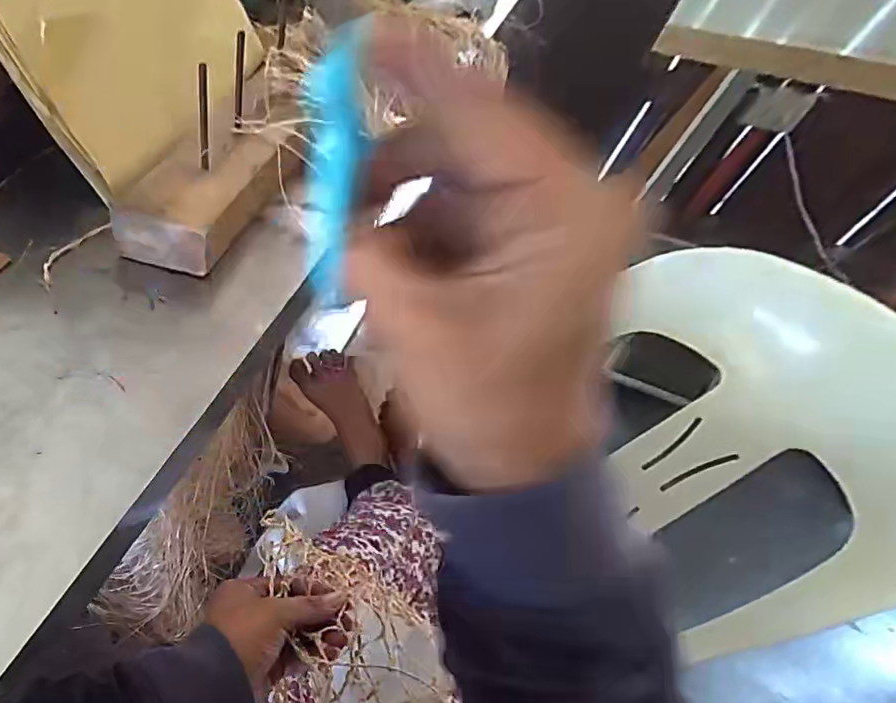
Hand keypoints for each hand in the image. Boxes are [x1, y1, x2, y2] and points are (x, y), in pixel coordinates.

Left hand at [204, 578, 344, 702]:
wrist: (218, 684)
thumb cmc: (243, 635)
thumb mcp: (276, 613)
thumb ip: (310, 605)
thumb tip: (341, 596)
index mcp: (245, 591)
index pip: (287, 585)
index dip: (314, 591)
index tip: (340, 601)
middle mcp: (251, 613)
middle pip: (296, 610)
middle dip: (323, 618)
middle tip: (347, 625)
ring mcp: (259, 640)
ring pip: (298, 634)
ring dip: (321, 637)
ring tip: (340, 644)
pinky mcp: (267, 665)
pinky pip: (294, 655)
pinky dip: (311, 654)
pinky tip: (327, 656)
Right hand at [345, 18, 641, 490]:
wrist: (520, 468)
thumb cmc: (485, 409)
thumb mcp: (416, 332)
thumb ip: (366, 256)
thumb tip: (327, 212)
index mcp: (565, 212)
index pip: (481, 116)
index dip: (414, 75)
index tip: (361, 40)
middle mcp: (568, 203)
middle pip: (460, 150)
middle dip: (389, 179)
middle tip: (334, 215)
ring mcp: (548, 228)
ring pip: (450, 189)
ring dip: (395, 222)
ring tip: (361, 276)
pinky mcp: (525, 253)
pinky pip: (455, 224)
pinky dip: (411, 245)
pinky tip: (388, 285)